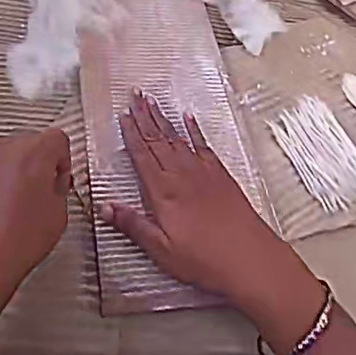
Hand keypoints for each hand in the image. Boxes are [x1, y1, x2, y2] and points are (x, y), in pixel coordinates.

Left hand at [0, 128, 71, 280]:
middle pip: (32, 143)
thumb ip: (59, 187)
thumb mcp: (58, 213)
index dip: (63, 159)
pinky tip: (2, 207)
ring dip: (18, 170)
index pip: (58, 138)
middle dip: (40, 163)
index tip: (60, 178)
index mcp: (37, 151)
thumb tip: (54, 183)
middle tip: (43, 191)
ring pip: (10, 155)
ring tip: (20, 203)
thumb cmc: (21, 236)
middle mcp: (9, 147)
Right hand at [101, 92, 313, 309]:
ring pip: (176, 136)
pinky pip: (202, 144)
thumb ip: (133, 225)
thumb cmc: (205, 259)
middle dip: (143, 115)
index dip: (130, 132)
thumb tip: (105, 207)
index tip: (123, 115)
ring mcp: (201, 171)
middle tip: (134, 95)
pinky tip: (187, 118)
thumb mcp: (162, 250)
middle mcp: (180, 174)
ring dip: (162, 117)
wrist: (250, 259)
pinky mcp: (219, 174)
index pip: (141, 153)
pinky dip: (193, 129)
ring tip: (151, 101)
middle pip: (156, 138)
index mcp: (163, 190)